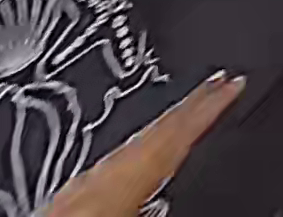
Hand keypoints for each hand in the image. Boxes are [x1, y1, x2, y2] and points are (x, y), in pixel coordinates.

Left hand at [38, 71, 244, 216]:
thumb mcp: (118, 212)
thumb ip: (162, 205)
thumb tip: (207, 190)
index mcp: (105, 195)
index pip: (168, 139)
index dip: (206, 107)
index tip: (234, 80)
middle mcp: (83, 190)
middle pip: (145, 136)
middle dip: (185, 107)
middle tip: (218, 80)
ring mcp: (62, 203)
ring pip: (121, 152)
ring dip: (158, 130)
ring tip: (186, 112)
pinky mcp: (49, 216)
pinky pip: (100, 173)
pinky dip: (129, 156)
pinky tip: (130, 163)